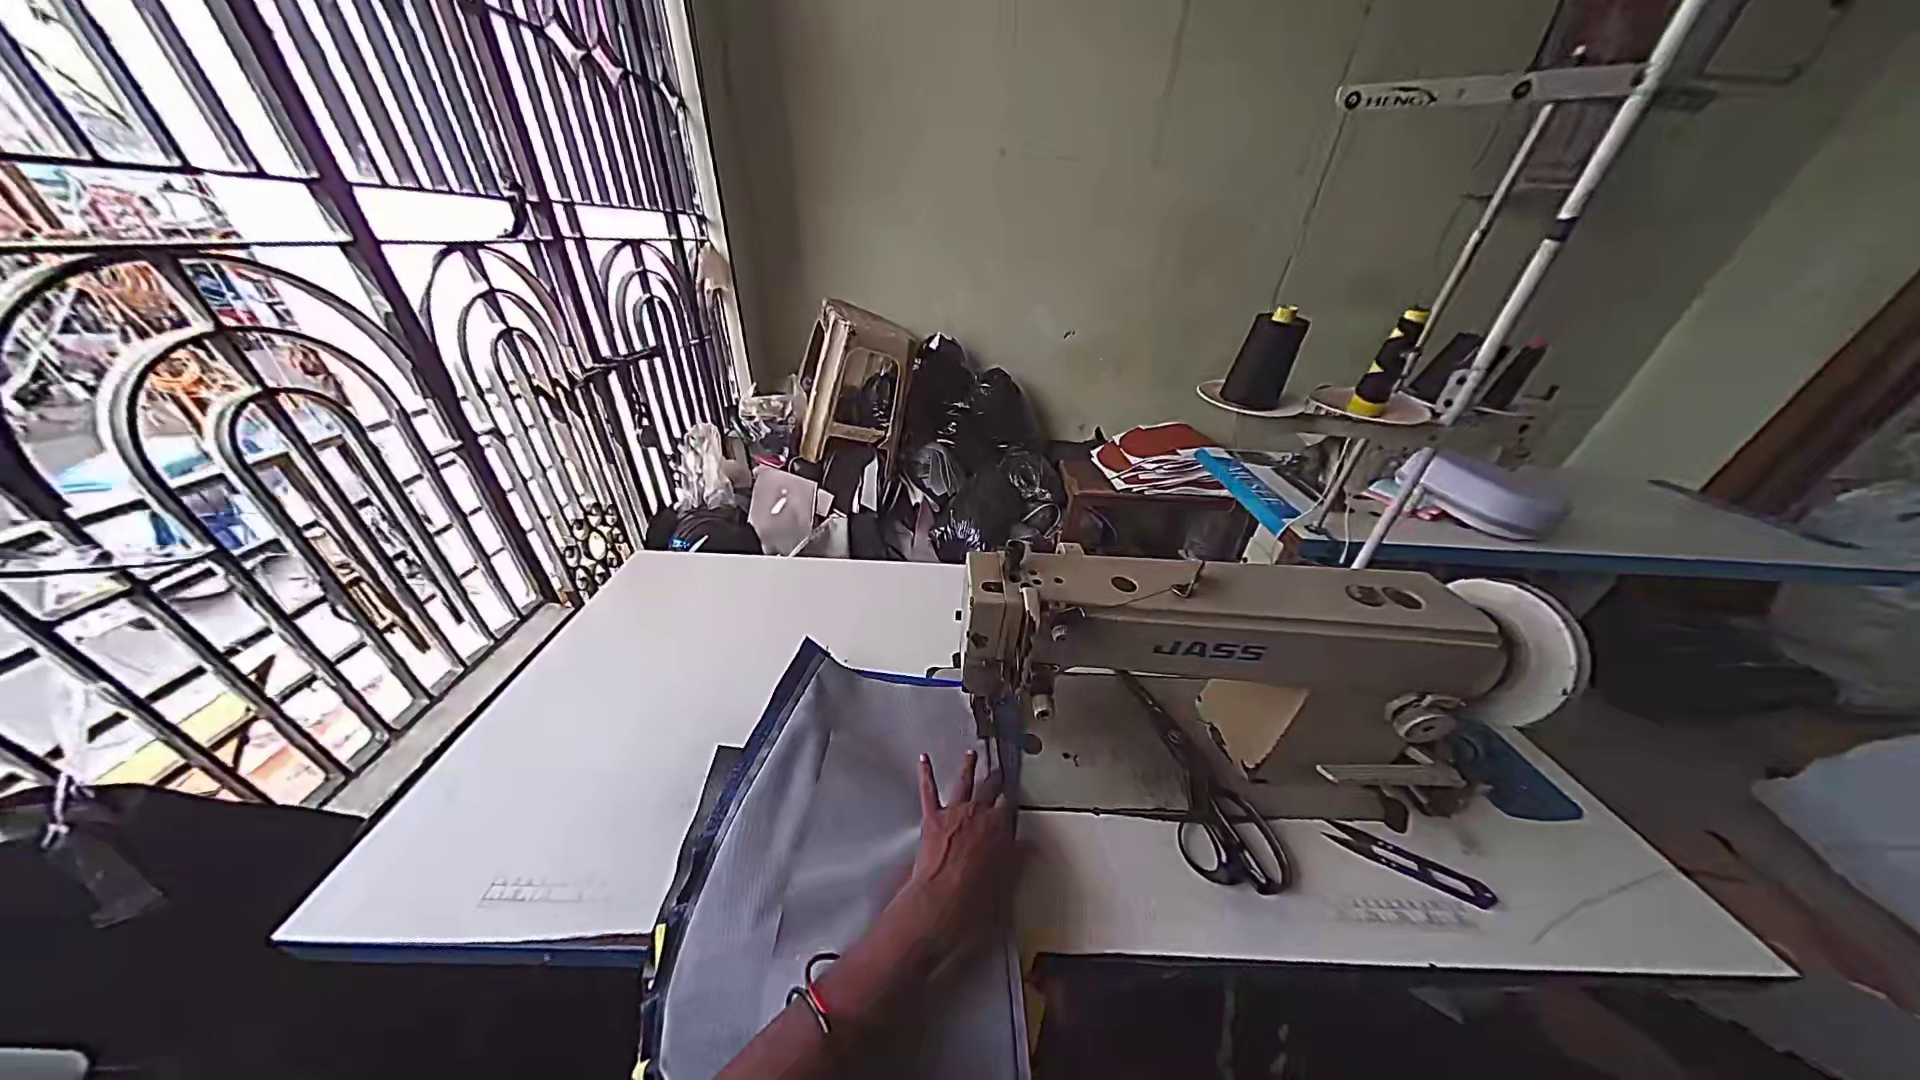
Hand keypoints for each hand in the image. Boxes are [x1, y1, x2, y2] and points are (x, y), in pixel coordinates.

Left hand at [898, 749, 1015, 954]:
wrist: (941, 900)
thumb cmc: (974, 896)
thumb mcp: (1005, 879)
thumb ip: (1016, 858)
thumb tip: (1028, 847)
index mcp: (998, 827)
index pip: (1007, 804)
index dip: (1009, 797)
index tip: (1011, 791)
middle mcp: (977, 813)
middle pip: (989, 788)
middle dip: (994, 778)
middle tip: (997, 769)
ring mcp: (954, 812)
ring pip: (963, 782)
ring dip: (968, 767)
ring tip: (971, 755)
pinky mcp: (932, 817)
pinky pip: (928, 790)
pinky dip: (925, 773)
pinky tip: (924, 760)